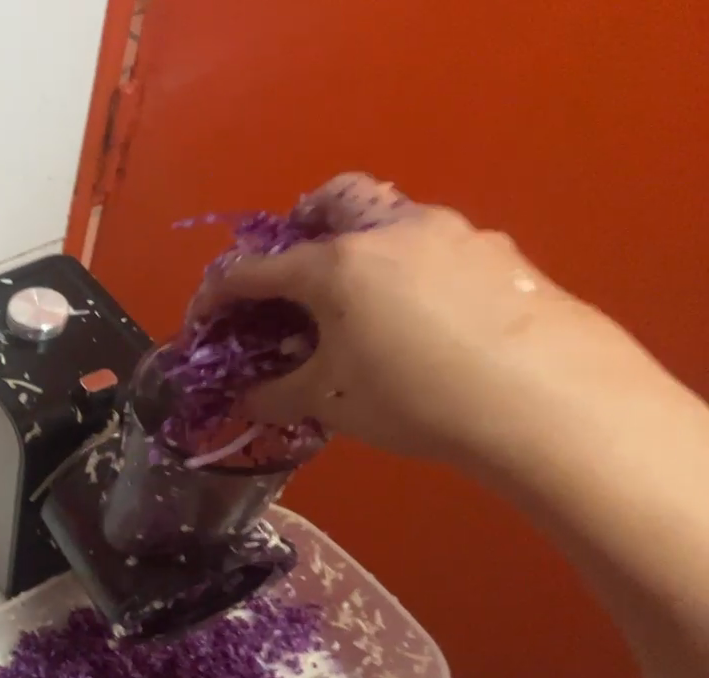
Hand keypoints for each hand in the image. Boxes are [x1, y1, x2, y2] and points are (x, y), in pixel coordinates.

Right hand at [196, 173, 660, 467]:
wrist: (548, 402)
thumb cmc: (410, 394)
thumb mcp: (323, 401)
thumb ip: (273, 393)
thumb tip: (249, 397)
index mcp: (335, 263)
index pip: (252, 269)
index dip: (216, 296)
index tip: (203, 323)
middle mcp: (392, 232)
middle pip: (331, 200)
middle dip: (297, 229)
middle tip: (288, 276)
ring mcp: (454, 236)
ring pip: (387, 223)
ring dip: (356, 254)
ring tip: (350, 310)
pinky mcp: (499, 256)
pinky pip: (430, 250)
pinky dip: (402, 274)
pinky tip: (411, 324)